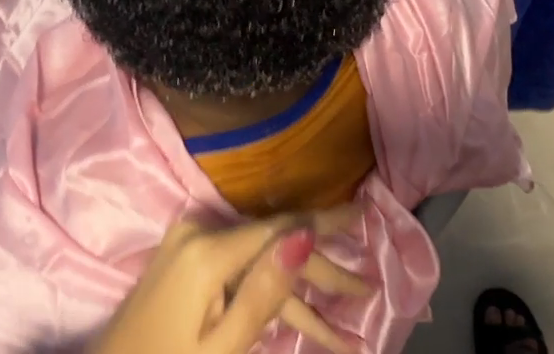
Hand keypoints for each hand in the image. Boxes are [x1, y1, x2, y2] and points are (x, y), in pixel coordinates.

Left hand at [90, 207, 368, 353]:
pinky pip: (238, 269)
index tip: (366, 214)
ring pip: (260, 260)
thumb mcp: (221, 348)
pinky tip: (302, 315)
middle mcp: (199, 231)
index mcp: (207, 250)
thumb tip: (305, 236)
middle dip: (323, 271)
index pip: (281, 228)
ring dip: (301, 289)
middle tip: (367, 288)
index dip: (326, 224)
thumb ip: (264, 293)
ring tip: (349, 311)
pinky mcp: (186, 256)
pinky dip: (267, 293)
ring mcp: (190, 241)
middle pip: (274, 245)